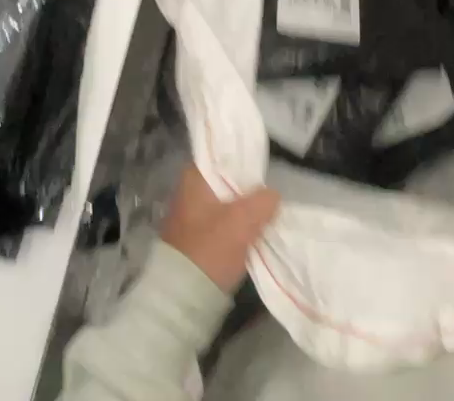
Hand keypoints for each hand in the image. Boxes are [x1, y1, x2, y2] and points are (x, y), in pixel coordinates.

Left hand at [161, 166, 279, 291]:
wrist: (182, 297)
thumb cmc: (210, 249)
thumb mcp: (242, 222)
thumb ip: (262, 202)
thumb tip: (272, 195)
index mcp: (192, 180)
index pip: (218, 157)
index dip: (241, 160)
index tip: (261, 166)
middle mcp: (187, 194)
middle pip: (223, 182)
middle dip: (245, 189)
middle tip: (269, 193)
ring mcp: (189, 219)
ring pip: (223, 205)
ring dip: (242, 211)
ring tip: (266, 214)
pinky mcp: (194, 241)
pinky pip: (220, 225)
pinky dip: (235, 228)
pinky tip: (252, 235)